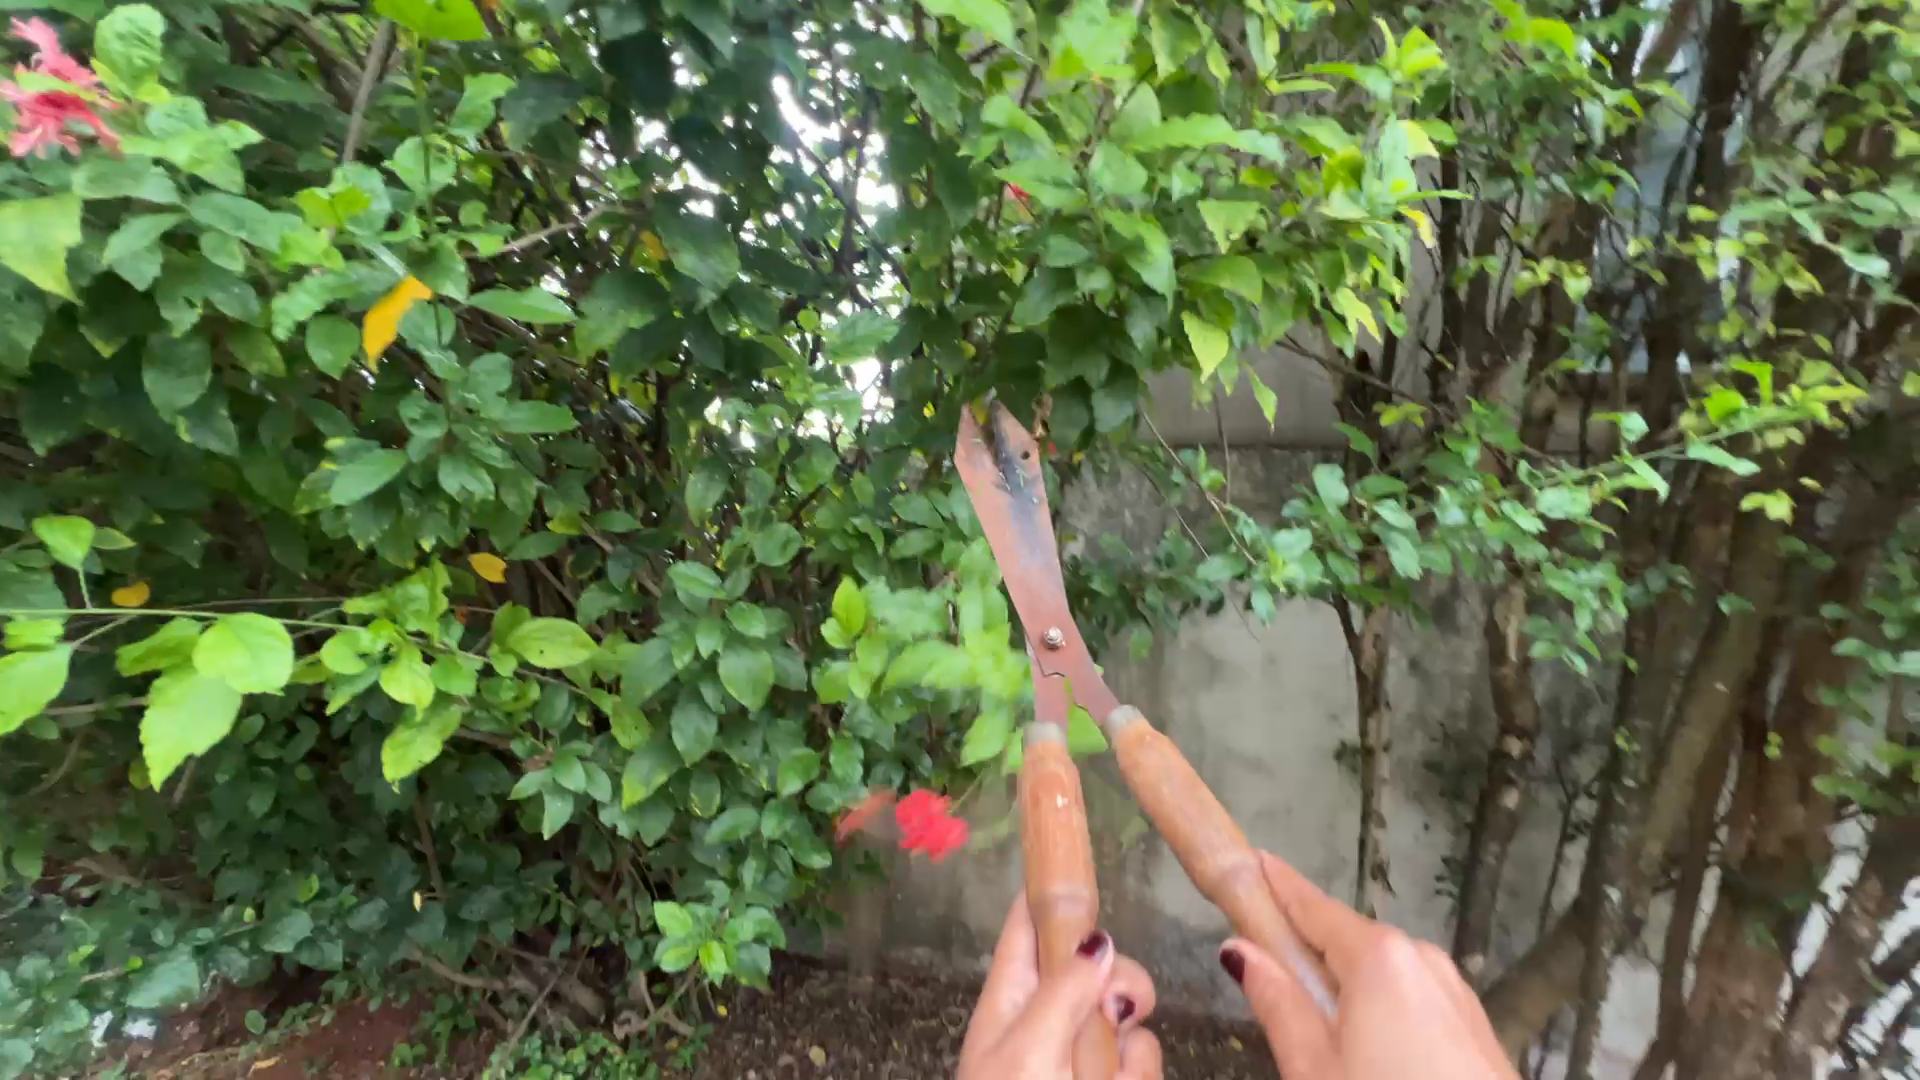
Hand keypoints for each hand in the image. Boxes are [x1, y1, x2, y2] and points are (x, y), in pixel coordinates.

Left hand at [958, 896, 1161, 1078]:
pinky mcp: (1109, 1079)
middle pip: (1095, 964)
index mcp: (1012, 993)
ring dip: (1130, 1045)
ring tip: (1108, 1077)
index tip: (1085, 873)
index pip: (1028, 920)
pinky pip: (1140, 1060)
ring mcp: (1080, 1054)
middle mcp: (1049, 1016)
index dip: (1052, 893)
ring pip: (1126, 1016)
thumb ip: (1066, 991)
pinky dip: (1138, 1073)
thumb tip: (1101, 939)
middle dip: (1119, 980)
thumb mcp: (1029, 1047)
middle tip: (1117, 1010)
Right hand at [1220, 853, 1516, 1079]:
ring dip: (1344, 982)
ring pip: (1380, 971)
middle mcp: (1421, 959)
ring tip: (1316, 1021)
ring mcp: (1457, 995)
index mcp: (1378, 957)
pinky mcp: (1480, 1033)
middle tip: (1267, 969)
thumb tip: (1237, 948)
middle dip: (1307, 947)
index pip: (1311, 904)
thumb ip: (1276, 1001)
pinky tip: (1370, 1048)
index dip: (1277, 883)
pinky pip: (1412, 998)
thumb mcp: (1314, 1070)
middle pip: (1345, 937)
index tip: (1252, 858)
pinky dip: (1381, 1006)